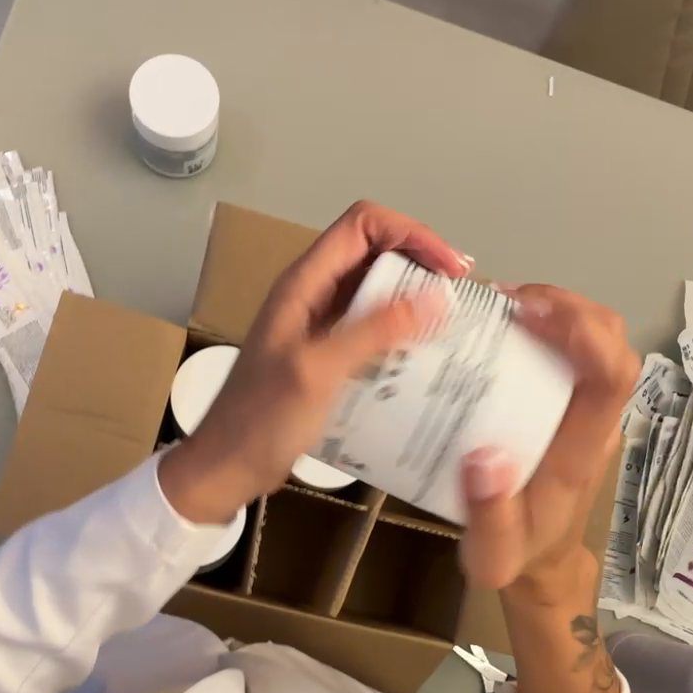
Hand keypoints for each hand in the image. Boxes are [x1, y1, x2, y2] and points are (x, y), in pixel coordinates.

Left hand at [158, 201, 468, 523]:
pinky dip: (401, 332)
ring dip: (415, 298)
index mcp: (303, 285)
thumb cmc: (261, 420)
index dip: (411, 234)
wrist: (229, 466)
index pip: (363, 226)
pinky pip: (371, 329)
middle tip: (463, 294)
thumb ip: (372, 331)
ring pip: (376, 292)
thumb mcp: (318, 371)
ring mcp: (320, 327)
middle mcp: (313, 296)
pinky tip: (426, 356)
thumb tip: (436, 298)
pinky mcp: (328, 357)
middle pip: (374, 253)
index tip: (451, 268)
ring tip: (453, 323)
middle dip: (421, 263)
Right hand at [457, 285, 641, 605]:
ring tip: (500, 303)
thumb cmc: (517, 554)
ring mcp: (587, 411)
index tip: (528, 313)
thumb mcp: (492, 553)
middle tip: (505, 299)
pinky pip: (574, 351)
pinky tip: (503, 323)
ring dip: (559, 309)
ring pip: (599, 340)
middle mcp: (594, 422)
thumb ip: (489, 514)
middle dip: (568, 307)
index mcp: (580, 451)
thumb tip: (482, 457)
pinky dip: (548, 324)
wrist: (539, 561)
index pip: (611, 377)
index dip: (583, 333)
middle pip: (612, 344)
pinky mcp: (571, 405)